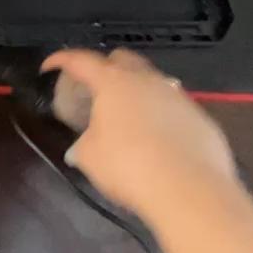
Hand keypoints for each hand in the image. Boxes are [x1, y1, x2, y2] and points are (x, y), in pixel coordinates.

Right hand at [38, 48, 238, 219]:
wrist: (192, 194)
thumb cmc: (130, 168)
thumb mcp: (90, 157)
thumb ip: (84, 143)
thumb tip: (84, 146)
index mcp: (112, 82)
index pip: (80, 60)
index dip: (61, 60)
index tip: (49, 66)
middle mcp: (146, 80)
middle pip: (122, 58)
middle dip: (106, 67)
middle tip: (98, 90)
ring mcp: (178, 97)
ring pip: (154, 81)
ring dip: (139, 92)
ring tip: (132, 118)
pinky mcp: (202, 120)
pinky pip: (176, 109)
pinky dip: (164, 117)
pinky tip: (162, 142)